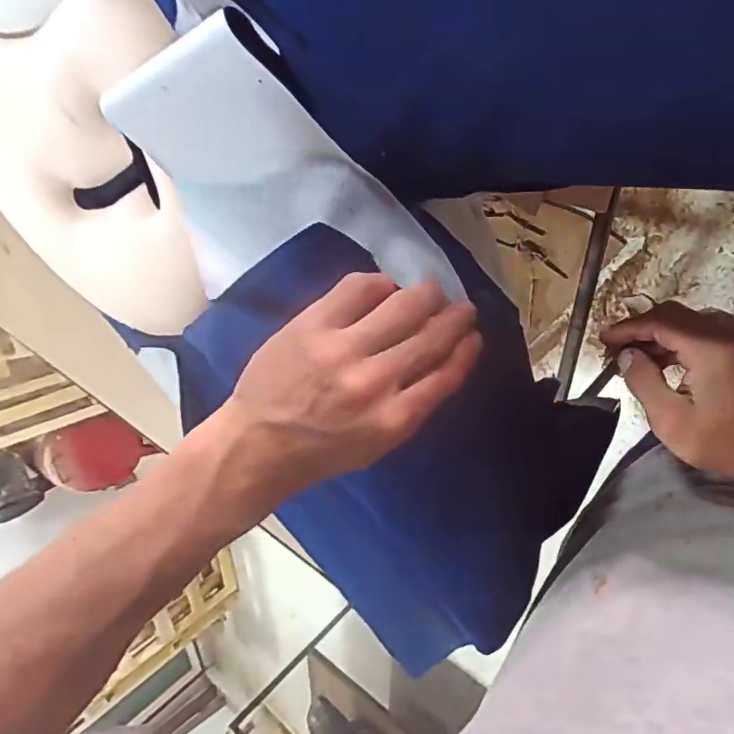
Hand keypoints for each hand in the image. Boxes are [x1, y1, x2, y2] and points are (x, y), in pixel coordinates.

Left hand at [214, 273, 481, 507]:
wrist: (258, 442)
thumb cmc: (325, 449)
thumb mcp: (381, 443)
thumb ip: (417, 404)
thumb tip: (449, 358)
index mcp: (394, 419)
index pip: (447, 373)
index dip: (467, 348)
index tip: (474, 335)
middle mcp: (373, 381)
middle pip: (432, 335)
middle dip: (456, 316)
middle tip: (462, 308)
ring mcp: (340, 350)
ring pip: (403, 305)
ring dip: (428, 295)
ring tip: (432, 293)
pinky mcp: (311, 325)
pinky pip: (359, 287)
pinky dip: (382, 283)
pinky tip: (387, 289)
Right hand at [601, 302, 733, 484]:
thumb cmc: (722, 443)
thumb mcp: (671, 420)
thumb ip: (644, 382)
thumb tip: (626, 355)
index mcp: (711, 348)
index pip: (660, 322)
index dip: (628, 328)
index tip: (604, 339)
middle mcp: (726, 334)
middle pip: (673, 315)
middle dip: (640, 327)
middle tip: (614, 347)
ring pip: (686, 321)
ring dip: (657, 334)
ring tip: (632, 355)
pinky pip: (701, 332)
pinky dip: (676, 341)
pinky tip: (660, 361)